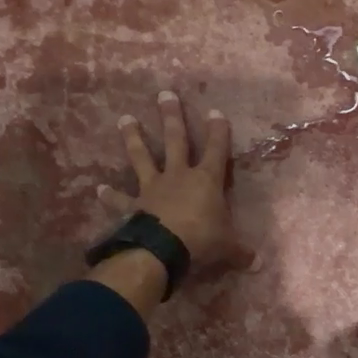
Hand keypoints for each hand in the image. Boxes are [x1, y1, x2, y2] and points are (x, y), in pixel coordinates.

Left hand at [88, 90, 245, 311]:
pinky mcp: (133, 205)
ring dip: (133, 137)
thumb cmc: (202, 241)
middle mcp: (178, 176)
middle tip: (164, 94)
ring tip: (125, 118)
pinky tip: (100, 189)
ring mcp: (152, 188)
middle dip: (171, 117)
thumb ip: (240, 252)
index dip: (218, 132)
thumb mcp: (228, 247)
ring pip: (142, 157)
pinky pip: (120, 200)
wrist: (163, 250)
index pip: (216, 150)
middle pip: (175, 140)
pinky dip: (110, 196)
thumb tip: (257, 263)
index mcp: (206, 181)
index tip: (216, 112)